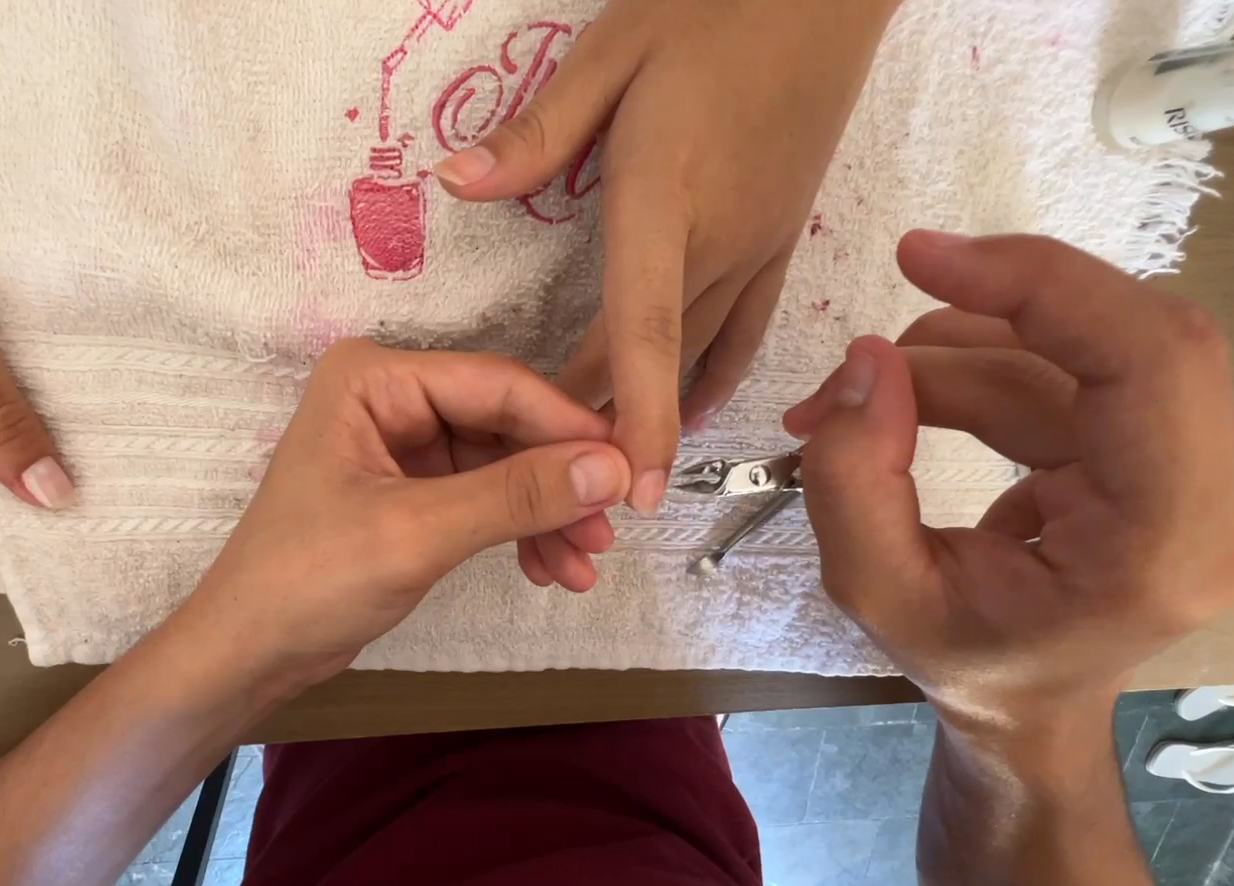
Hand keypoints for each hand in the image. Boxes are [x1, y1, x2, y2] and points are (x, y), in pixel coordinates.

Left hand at [179, 339, 630, 688]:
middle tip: (610, 533)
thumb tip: (612, 469)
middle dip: (558, 484)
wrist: (251, 652)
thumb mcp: (418, 533)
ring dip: (544, 516)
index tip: (630, 471)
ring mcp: (404, 447)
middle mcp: (393, 399)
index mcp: (377, 379)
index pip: (496, 387)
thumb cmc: (312, 581)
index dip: (568, 428)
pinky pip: (482, 500)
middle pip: (504, 428)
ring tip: (585, 567)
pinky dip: (516, 533)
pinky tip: (550, 571)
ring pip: (501, 468)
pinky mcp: (413, 493)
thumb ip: (515, 495)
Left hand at [435, 0, 901, 513]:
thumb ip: (534, 134)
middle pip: (658, 359)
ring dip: (660, 411)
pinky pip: (747, 333)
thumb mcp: (608, 52)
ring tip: (618, 460)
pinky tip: (691, 411)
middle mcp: (716, 243)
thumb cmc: (711, 7)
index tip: (631, 489)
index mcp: (662, 201)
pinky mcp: (781, 243)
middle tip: (573, 481)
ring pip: (700, 356)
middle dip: (617, 425)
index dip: (639, 416)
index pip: (644, 331)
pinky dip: (715, 380)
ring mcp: (758, 250)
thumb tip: (452, 182)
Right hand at [785, 232, 1233, 726]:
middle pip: (1098, 350)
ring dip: (946, 366)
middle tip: (839, 382)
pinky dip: (978, 376)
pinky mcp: (1195, 446)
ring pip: (1074, 357)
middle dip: (951, 345)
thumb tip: (863, 362)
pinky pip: (1079, 373)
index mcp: (1170, 546)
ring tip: (851, 410)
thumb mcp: (872, 588)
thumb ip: (850, 479)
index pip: (1147, 361)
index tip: (917, 256)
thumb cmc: (959, 656)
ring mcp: (1230, 466)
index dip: (1039, 285)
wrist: (1027, 696)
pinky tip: (909, 405)